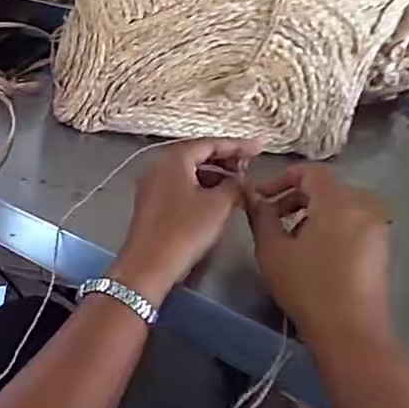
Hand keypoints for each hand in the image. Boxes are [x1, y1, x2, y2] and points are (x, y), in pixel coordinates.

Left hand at [110, 138, 261, 303]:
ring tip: (238, 183)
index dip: (237, 145)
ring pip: (188, 170)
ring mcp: (151, 184)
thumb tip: (242, 180)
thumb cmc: (185, 230)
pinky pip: (179, 184)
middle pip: (196, 154)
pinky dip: (200, 186)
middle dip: (225, 159)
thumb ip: (236, 185)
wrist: (148, 264)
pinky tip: (217, 197)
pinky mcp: (150, 202)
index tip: (259, 147)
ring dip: (214, 174)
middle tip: (250, 165)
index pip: (210, 143)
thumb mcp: (219, 205)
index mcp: (173, 159)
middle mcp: (158, 165)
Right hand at [245, 164, 393, 340]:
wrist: (351, 331)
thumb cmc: (307, 286)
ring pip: (340, 205)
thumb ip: (262, 216)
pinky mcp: (382, 247)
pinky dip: (330, 225)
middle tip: (270, 216)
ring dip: (312, 212)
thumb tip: (256, 198)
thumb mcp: (273, 250)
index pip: (311, 172)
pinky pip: (352, 221)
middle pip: (326, 188)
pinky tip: (312, 250)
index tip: (261, 196)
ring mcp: (378, 227)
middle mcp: (365, 207)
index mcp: (339, 202)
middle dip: (295, 196)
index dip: (282, 178)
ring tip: (289, 236)